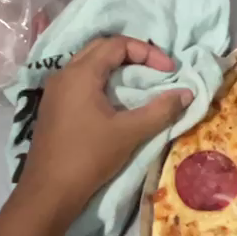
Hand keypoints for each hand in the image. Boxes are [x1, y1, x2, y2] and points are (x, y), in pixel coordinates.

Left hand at [17, 35, 192, 216]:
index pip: (116, 45)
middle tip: (156, 71)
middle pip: (101, 48)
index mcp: (80, 74)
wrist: (49, 191)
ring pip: (89, 64)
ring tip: (141, 83)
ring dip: (117, 67)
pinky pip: (81, 81)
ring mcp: (56, 91)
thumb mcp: (130, 133)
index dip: (147, 52)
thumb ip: (160, 110)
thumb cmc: (89, 157)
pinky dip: (103, 81)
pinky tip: (117, 101)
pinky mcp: (54, 107)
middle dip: (132, 54)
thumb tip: (187, 93)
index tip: (169, 71)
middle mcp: (64, 74)